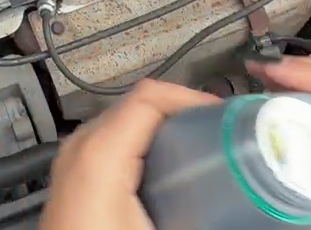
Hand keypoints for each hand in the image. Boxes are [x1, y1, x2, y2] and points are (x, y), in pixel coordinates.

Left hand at [41, 80, 220, 229]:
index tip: (224, 114)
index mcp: (100, 150)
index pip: (147, 97)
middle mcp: (81, 145)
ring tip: (199, 149)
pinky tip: (164, 172)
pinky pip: (108, 145)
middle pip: (135, 107)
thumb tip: (240, 214)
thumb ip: (200, 214)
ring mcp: (71, 159)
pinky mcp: (70, 178)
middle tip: (220, 132)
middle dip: (179, 113)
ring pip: (121, 124)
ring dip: (159, 129)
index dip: (189, 98)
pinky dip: (138, 147)